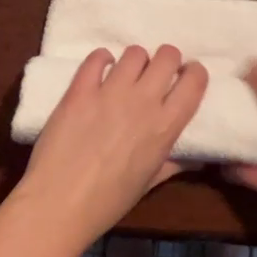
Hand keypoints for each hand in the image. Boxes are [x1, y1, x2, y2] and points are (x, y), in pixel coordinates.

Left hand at [11, 45, 207, 244]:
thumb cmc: (109, 201)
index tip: (186, 77)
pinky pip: (97, 58)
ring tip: (126, 76)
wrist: (60, 203)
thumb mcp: (149, 182)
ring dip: (134, 61)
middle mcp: (143, 101)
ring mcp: (110, 91)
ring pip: (134, 53)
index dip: (195, 73)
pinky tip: (99, 72)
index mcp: (165, 125)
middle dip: (166, 60)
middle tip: (156, 74)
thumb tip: (196, 158)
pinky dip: (101, 60)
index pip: (194, 81)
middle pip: (167, 56)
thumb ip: (173, 163)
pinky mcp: (80, 89)